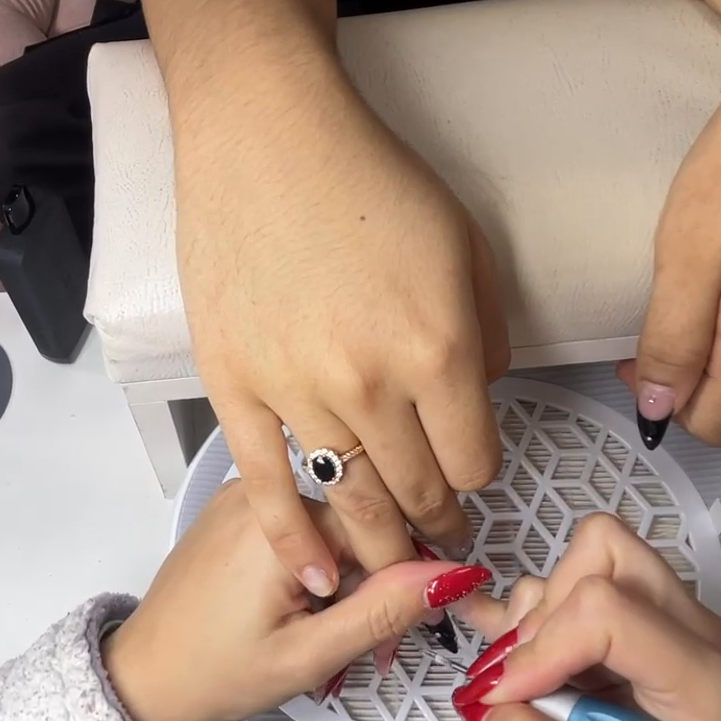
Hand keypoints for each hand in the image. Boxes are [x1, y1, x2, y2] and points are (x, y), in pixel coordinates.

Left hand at [105, 483, 492, 720]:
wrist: (143, 673)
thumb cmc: (214, 672)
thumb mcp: (308, 654)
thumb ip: (382, 611)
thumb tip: (450, 575)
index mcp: (275, 521)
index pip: (378, 524)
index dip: (400, 578)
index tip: (398, 629)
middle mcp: (256, 491)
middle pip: (352, 519)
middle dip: (369, 578)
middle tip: (361, 640)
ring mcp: (240, 495)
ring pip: (327, 520)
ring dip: (341, 569)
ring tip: (320, 623)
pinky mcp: (232, 508)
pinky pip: (294, 520)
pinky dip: (310, 556)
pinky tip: (298, 599)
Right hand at [176, 77, 509, 594]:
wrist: (262, 139)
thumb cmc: (368, 178)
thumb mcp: (464, 244)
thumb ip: (485, 335)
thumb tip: (478, 399)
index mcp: (439, 350)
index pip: (475, 458)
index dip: (479, 477)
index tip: (471, 477)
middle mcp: (371, 388)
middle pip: (418, 491)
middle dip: (437, 524)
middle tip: (443, 542)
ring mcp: (296, 396)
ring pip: (351, 498)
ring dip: (380, 541)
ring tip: (394, 567)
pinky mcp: (236, 391)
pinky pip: (266, 486)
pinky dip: (293, 541)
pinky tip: (314, 580)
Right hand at [452, 515, 720, 720]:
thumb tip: (490, 703)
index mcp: (710, 684)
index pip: (607, 610)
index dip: (540, 650)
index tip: (507, 702)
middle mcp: (697, 635)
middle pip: (604, 556)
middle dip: (543, 616)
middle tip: (527, 684)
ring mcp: (668, 623)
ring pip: (584, 559)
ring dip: (537, 617)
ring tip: (533, 684)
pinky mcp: (635, 624)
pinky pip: (569, 580)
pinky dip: (529, 614)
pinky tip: (514, 659)